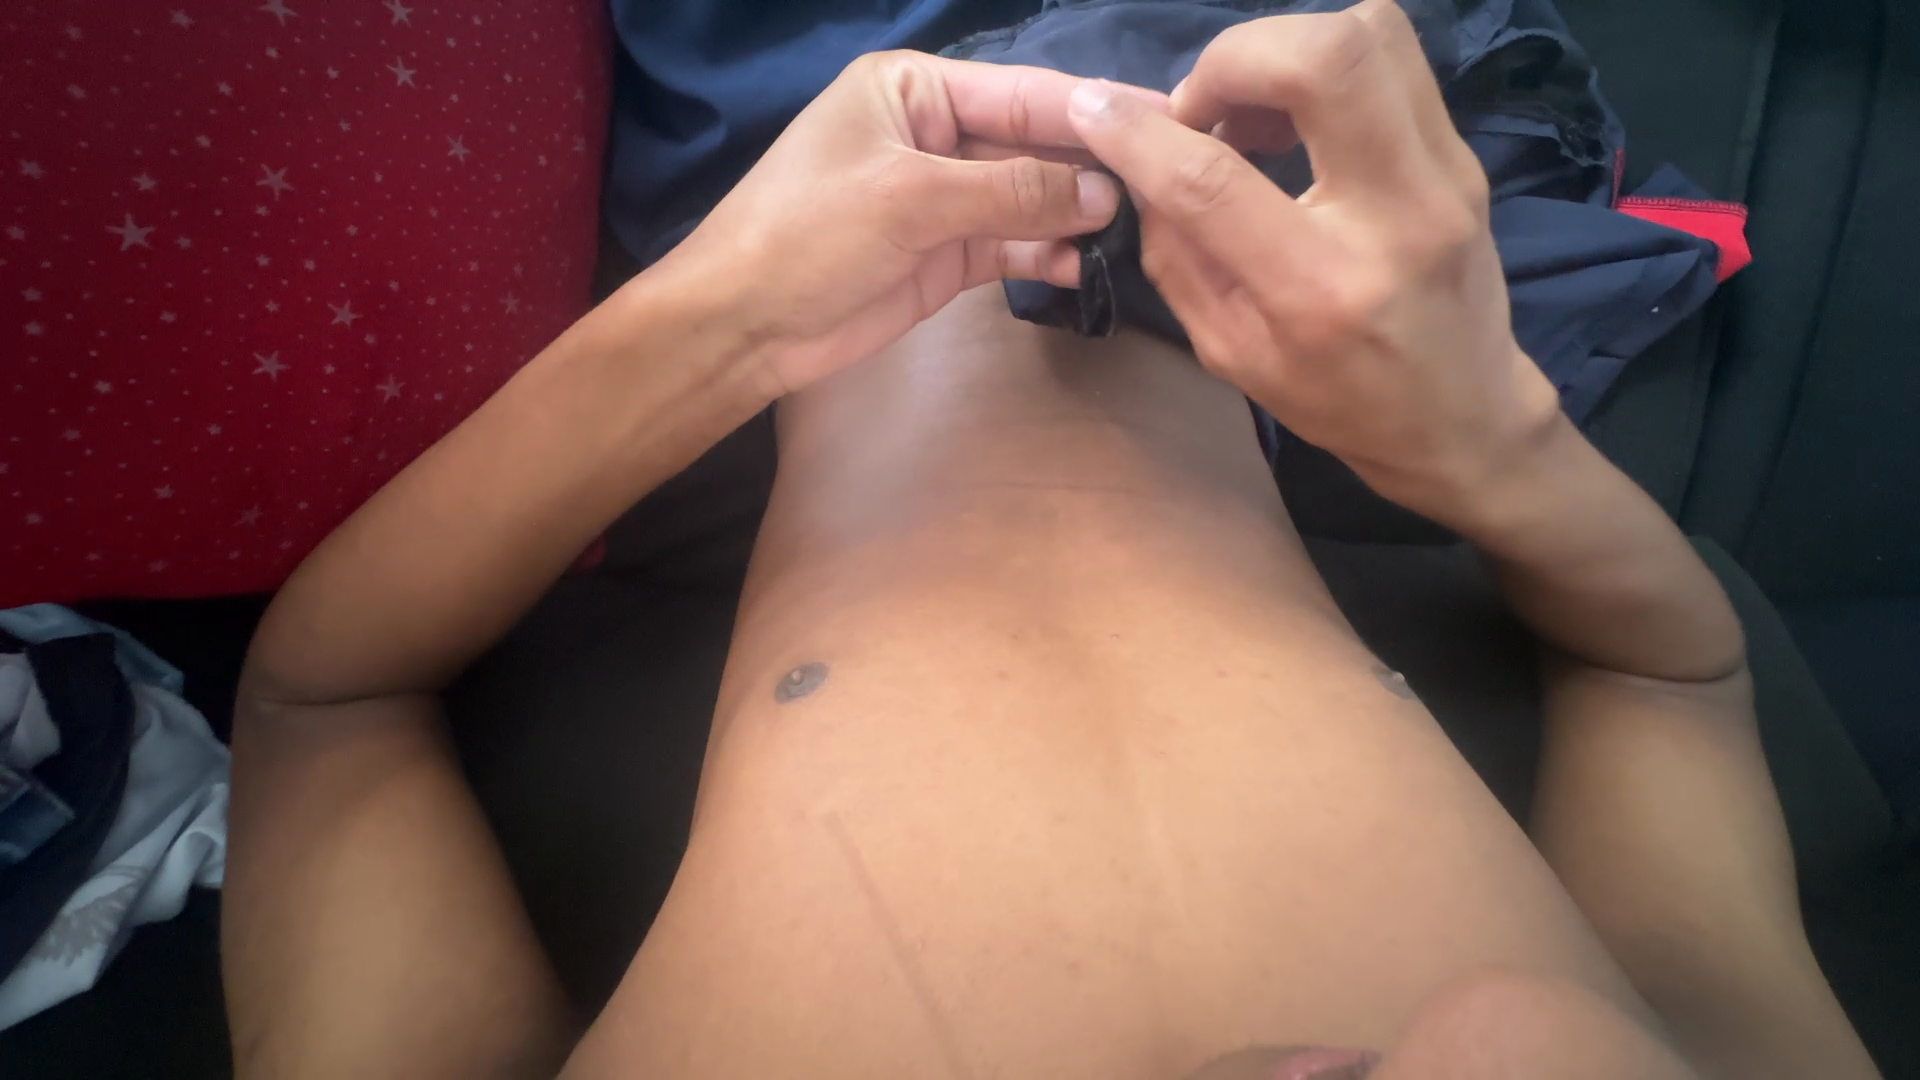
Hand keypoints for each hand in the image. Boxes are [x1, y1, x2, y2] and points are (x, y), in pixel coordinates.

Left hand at [663, 51, 1122, 394]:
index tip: (1164, 118)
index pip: (1022, 94)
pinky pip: (1008, 249)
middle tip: (1163, 186)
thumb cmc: (812, 233)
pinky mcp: (946, 259)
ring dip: (1073, 217)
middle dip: (1089, 168)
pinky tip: (1080, 264)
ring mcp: (943, 204)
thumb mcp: (910, 197)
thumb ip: (1009, 192)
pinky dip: (1042, 256)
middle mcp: (936, 139)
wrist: (751, 324)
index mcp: (917, 92)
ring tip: (1132, 233)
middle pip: (1031, 146)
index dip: (1092, 109)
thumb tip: (1104, 191)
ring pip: (1026, 202)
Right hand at [1064, 0, 1560, 521]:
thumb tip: (1144, 178)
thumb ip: (1180, 263)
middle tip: (1196, 113)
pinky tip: (1292, 120)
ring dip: (1280, 52)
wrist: (1457, 414)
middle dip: (1230, 61)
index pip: (1214, 183)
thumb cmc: (1331, 401)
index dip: (1141, 137)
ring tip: (1245, 115)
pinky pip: (1392, 59)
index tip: (1094, 112)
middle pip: (1322, 59)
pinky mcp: (1464, 151)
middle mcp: (1392, 216)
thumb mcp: (1230, 355)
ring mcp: (1444, 173)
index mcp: (1315, 291)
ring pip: (1369, 33)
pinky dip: (1321, 68)